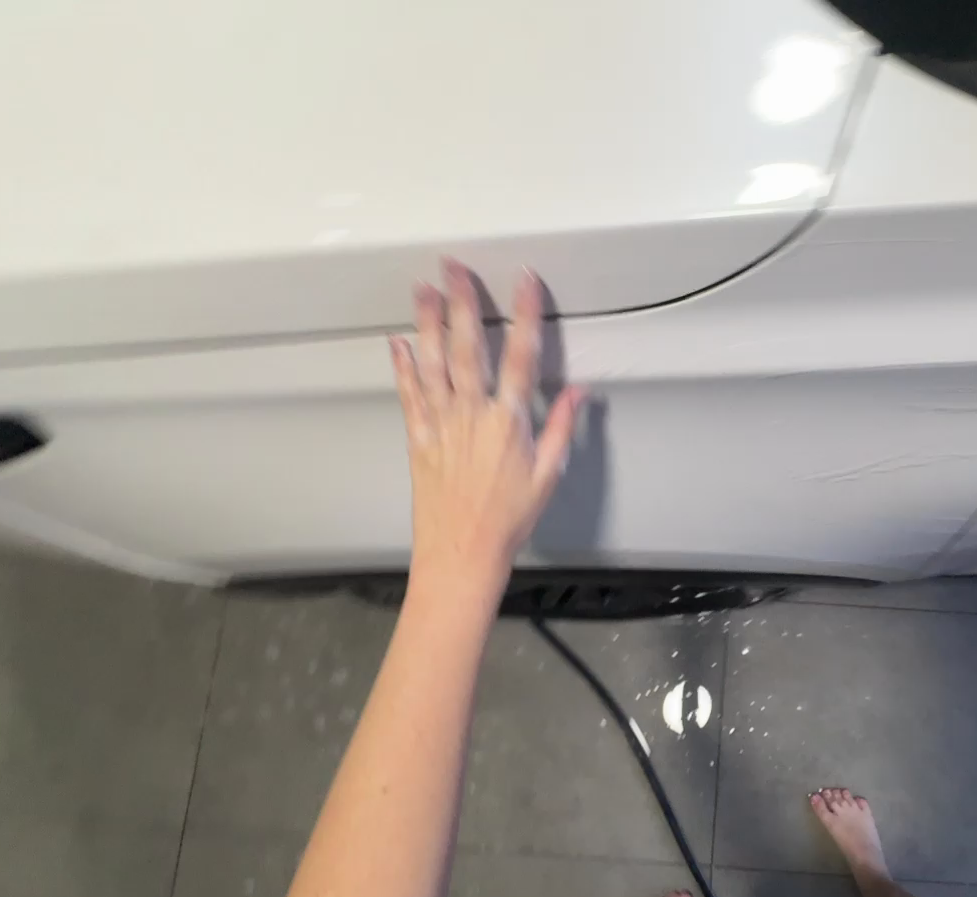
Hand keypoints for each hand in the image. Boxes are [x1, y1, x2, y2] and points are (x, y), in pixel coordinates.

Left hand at [390, 260, 582, 584]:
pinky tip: (397, 342)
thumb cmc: (509, 518)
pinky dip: (402, 366)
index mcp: (509, 422)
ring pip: (431, 362)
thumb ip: (561, 428)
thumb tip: (579, 391)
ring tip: (422, 287)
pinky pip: (409, 394)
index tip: (526, 280)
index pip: (520, 356)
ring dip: (425, 322)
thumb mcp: (548, 476)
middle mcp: (472, 414)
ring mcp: (440, 423)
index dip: (524, 314)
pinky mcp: (419, 438)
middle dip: (461, 302)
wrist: (462, 551)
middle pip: (466, 346)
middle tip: (454, 266)